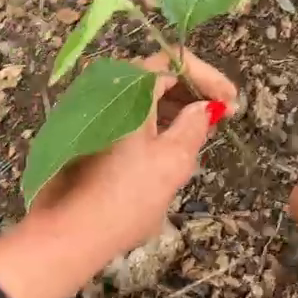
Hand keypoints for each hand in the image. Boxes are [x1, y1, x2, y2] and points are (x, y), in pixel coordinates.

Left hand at [0, 50, 237, 297]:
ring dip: (174, 108)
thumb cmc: (124, 198)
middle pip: (156, 76)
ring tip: (200, 131)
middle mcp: (103, 88)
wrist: (66, 235)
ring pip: (140, 97)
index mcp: (127, 87)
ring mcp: (89, 110)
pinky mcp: (84, 133)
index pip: (175, 62)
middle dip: (192, 92)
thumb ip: (195, 125)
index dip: (208, 78)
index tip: (231, 101)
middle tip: (221, 115)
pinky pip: (125, 114)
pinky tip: (169, 143)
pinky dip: (152, 121)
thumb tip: (207, 107)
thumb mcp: (172, 161)